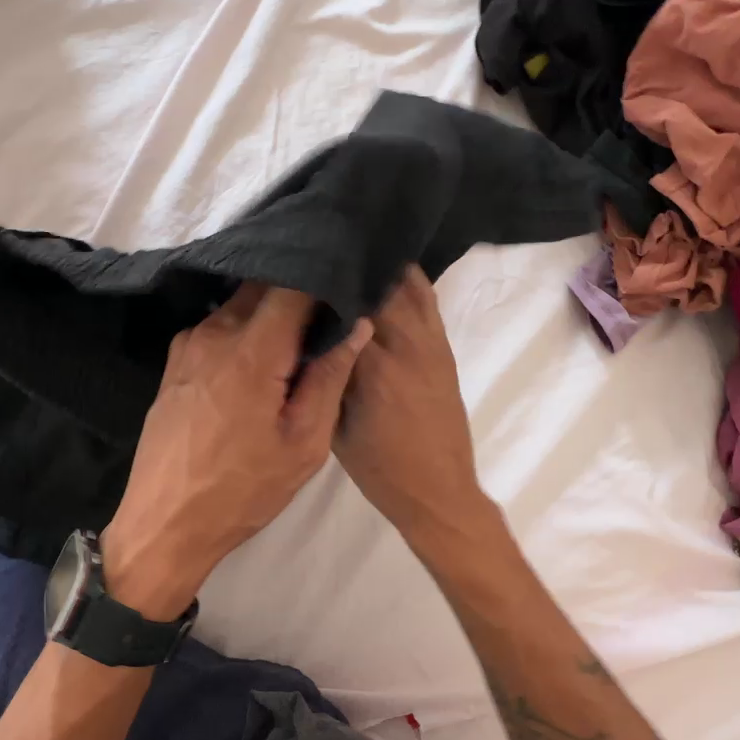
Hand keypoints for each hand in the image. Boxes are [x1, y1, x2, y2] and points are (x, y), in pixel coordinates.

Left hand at [103, 284, 372, 619]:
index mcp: (251, 351)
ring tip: (299, 340)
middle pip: (263, 285)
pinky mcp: (174, 361)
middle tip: (330, 314)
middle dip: (298, 290)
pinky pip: (217, 326)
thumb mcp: (303, 445)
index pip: (292, 283)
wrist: (165, 524)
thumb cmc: (243, 491)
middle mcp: (213, 332)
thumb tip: (355, 324)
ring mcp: (187, 343)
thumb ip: (329, 377)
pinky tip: (259, 360)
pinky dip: (244, 329)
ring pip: (239, 304)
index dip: (323, 277)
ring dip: (270, 312)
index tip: (348, 284)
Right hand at [335, 267, 490, 546]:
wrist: (437, 489)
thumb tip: (308, 335)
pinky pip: (426, 298)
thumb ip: (325, 376)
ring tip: (347, 250)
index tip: (296, 269)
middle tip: (316, 251)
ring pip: (401, 285)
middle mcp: (404, 345)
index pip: (341, 306)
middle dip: (345, 269)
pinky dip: (406, 278)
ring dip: (376, 268)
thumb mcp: (334, 426)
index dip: (318, 285)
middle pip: (372, 287)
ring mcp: (429, 343)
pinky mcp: (443, 347)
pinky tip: (387, 264)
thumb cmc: (378, 468)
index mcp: (371, 367)